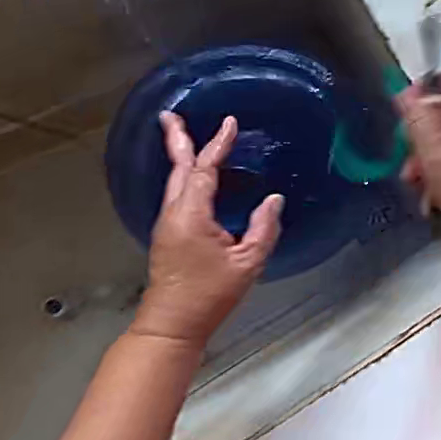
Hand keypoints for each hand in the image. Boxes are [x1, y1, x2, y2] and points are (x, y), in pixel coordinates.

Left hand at [133, 112, 281, 346]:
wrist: (172, 324)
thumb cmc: (211, 294)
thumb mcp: (248, 261)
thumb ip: (263, 227)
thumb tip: (273, 199)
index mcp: (192, 216)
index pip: (205, 170)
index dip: (217, 144)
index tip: (229, 123)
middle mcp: (174, 214)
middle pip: (178, 169)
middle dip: (177, 140)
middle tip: (171, 115)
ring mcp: (168, 224)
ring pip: (175, 181)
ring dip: (181, 156)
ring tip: (183, 136)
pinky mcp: (169, 235)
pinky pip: (178, 194)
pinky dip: (187, 176)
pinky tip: (196, 176)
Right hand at [395, 78, 440, 241]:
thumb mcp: (432, 151)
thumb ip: (417, 119)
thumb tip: (405, 90)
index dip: (423, 86)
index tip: (402, 104)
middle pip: (436, 113)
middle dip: (416, 135)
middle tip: (408, 158)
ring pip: (437, 138)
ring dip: (421, 159)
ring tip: (416, 181)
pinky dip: (434, 171)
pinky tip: (428, 195)